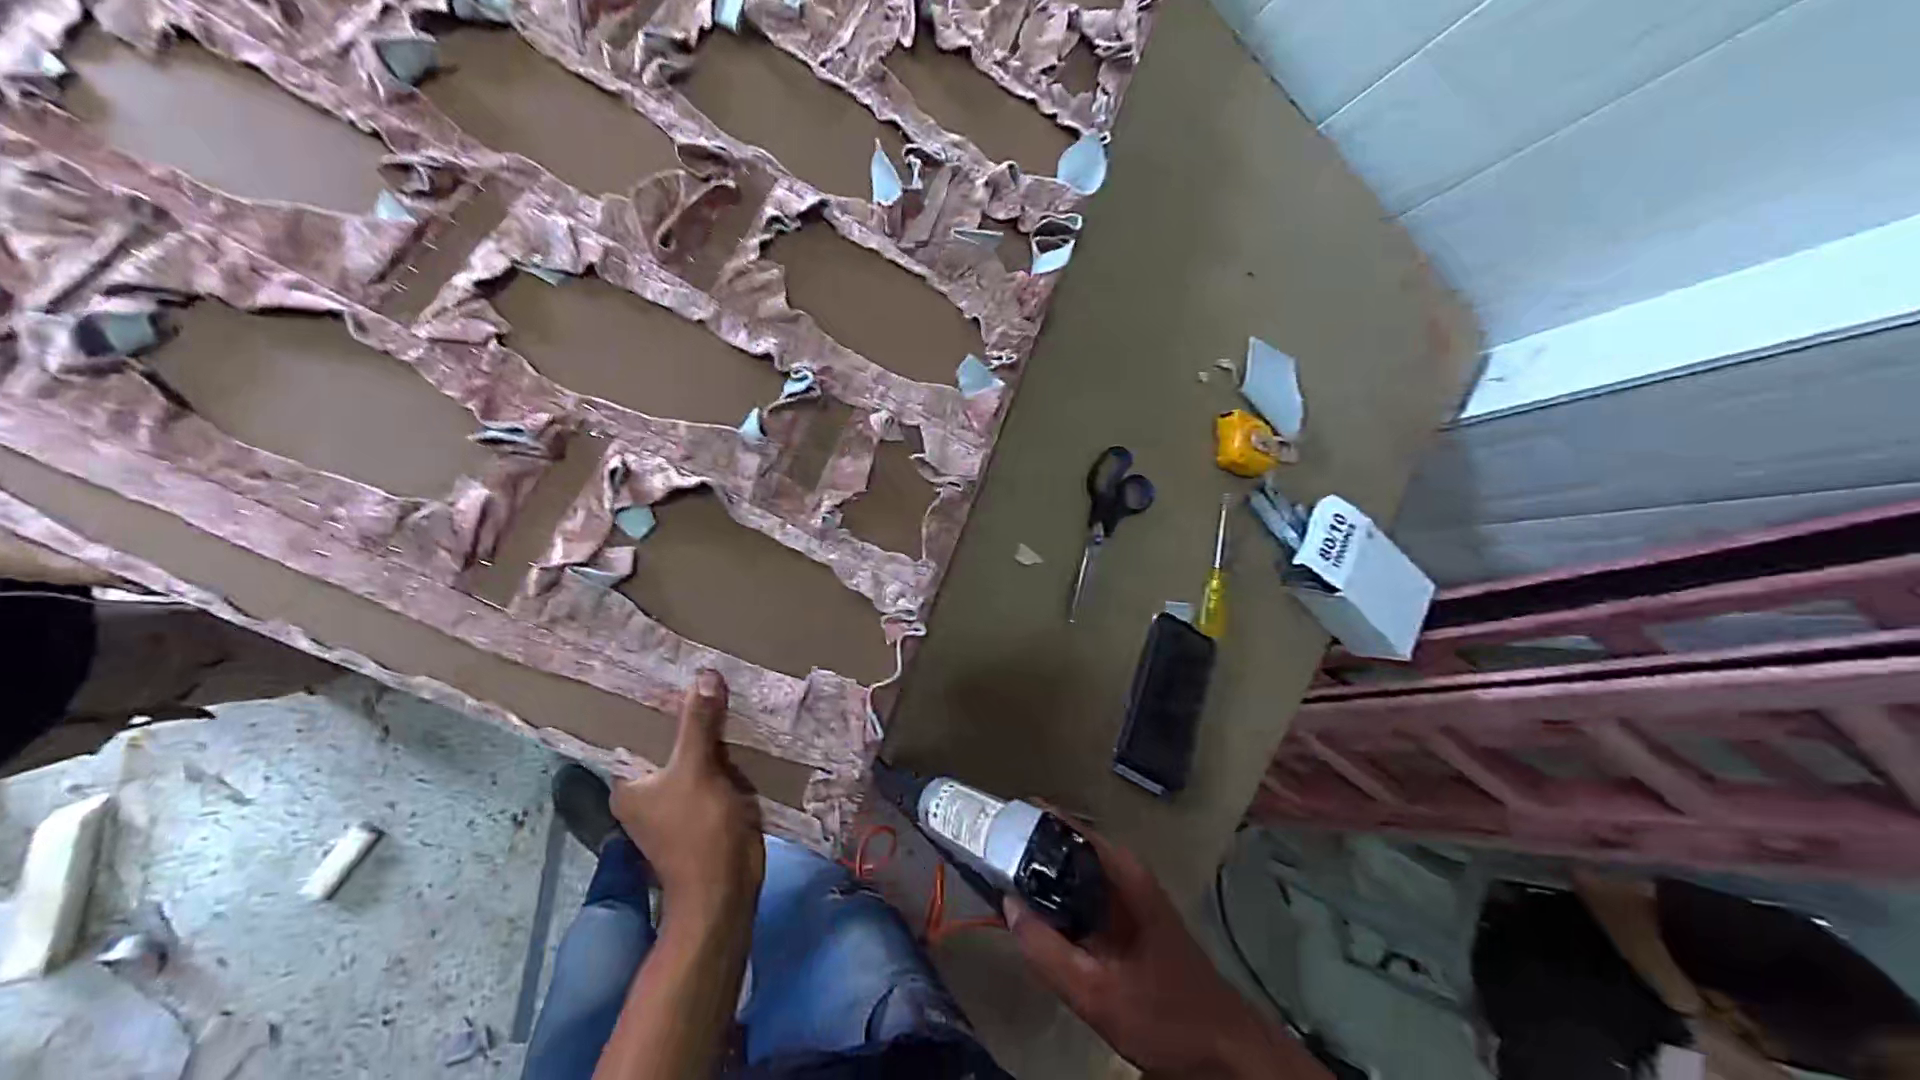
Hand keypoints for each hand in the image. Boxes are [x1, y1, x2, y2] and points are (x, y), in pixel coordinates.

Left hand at [610, 670, 764, 923]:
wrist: (726, 889)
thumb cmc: (698, 833)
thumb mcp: (697, 771)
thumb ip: (699, 723)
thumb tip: (705, 675)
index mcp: (630, 782)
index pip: (637, 729)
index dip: (655, 701)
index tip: (673, 667)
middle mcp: (649, 787)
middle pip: (670, 738)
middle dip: (690, 711)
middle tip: (708, 669)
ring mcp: (681, 796)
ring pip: (697, 750)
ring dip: (713, 729)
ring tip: (729, 685)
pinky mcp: (708, 803)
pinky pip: (717, 766)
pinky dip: (728, 749)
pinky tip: (745, 723)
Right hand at [1005, 827, 1327, 1078]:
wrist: (1224, 1048)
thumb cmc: (1165, 1014)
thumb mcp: (1096, 992)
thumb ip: (1046, 949)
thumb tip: (1006, 904)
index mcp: (1121, 872)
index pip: (1065, 826)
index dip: (1026, 821)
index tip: (990, 824)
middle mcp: (1124, 872)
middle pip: (1065, 844)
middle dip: (1025, 846)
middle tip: (983, 852)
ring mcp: (1127, 894)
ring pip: (1071, 870)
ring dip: (1038, 872)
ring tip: (995, 874)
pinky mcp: (1125, 917)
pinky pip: (1081, 893)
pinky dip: (1054, 896)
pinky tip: (1031, 913)